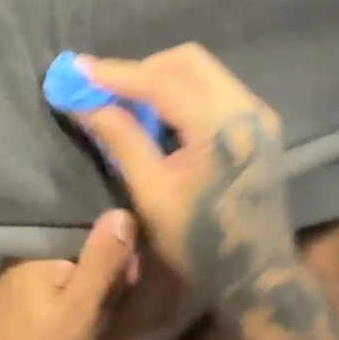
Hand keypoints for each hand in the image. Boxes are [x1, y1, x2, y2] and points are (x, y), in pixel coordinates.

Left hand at [0, 210, 137, 339]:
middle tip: (98, 319)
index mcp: (41, 247)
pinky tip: (60, 332)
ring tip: (81, 329)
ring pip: (65, 277)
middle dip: (98, 285)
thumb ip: (102, 262)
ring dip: (82, 300)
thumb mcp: (79, 311)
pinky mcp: (9, 300)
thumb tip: (122, 210)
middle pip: (80, 257)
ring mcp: (14, 276)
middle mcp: (24, 253)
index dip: (116, 262)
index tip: (126, 287)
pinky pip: (48, 291)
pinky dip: (61, 308)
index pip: (93, 236)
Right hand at [73, 44, 299, 308]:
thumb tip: (83, 103)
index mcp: (220, 127)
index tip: (79, 69)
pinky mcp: (259, 123)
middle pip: (186, 61)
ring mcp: (258, 113)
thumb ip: (120, 139)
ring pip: (201, 70)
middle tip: (107, 89)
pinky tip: (160, 115)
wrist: (258, 278)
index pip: (161, 82)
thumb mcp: (152, 194)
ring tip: (129, 102)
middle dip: (142, 69)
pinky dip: (182, 90)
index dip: (116, 74)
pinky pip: (213, 87)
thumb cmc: (201, 243)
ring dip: (161, 77)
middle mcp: (245, 109)